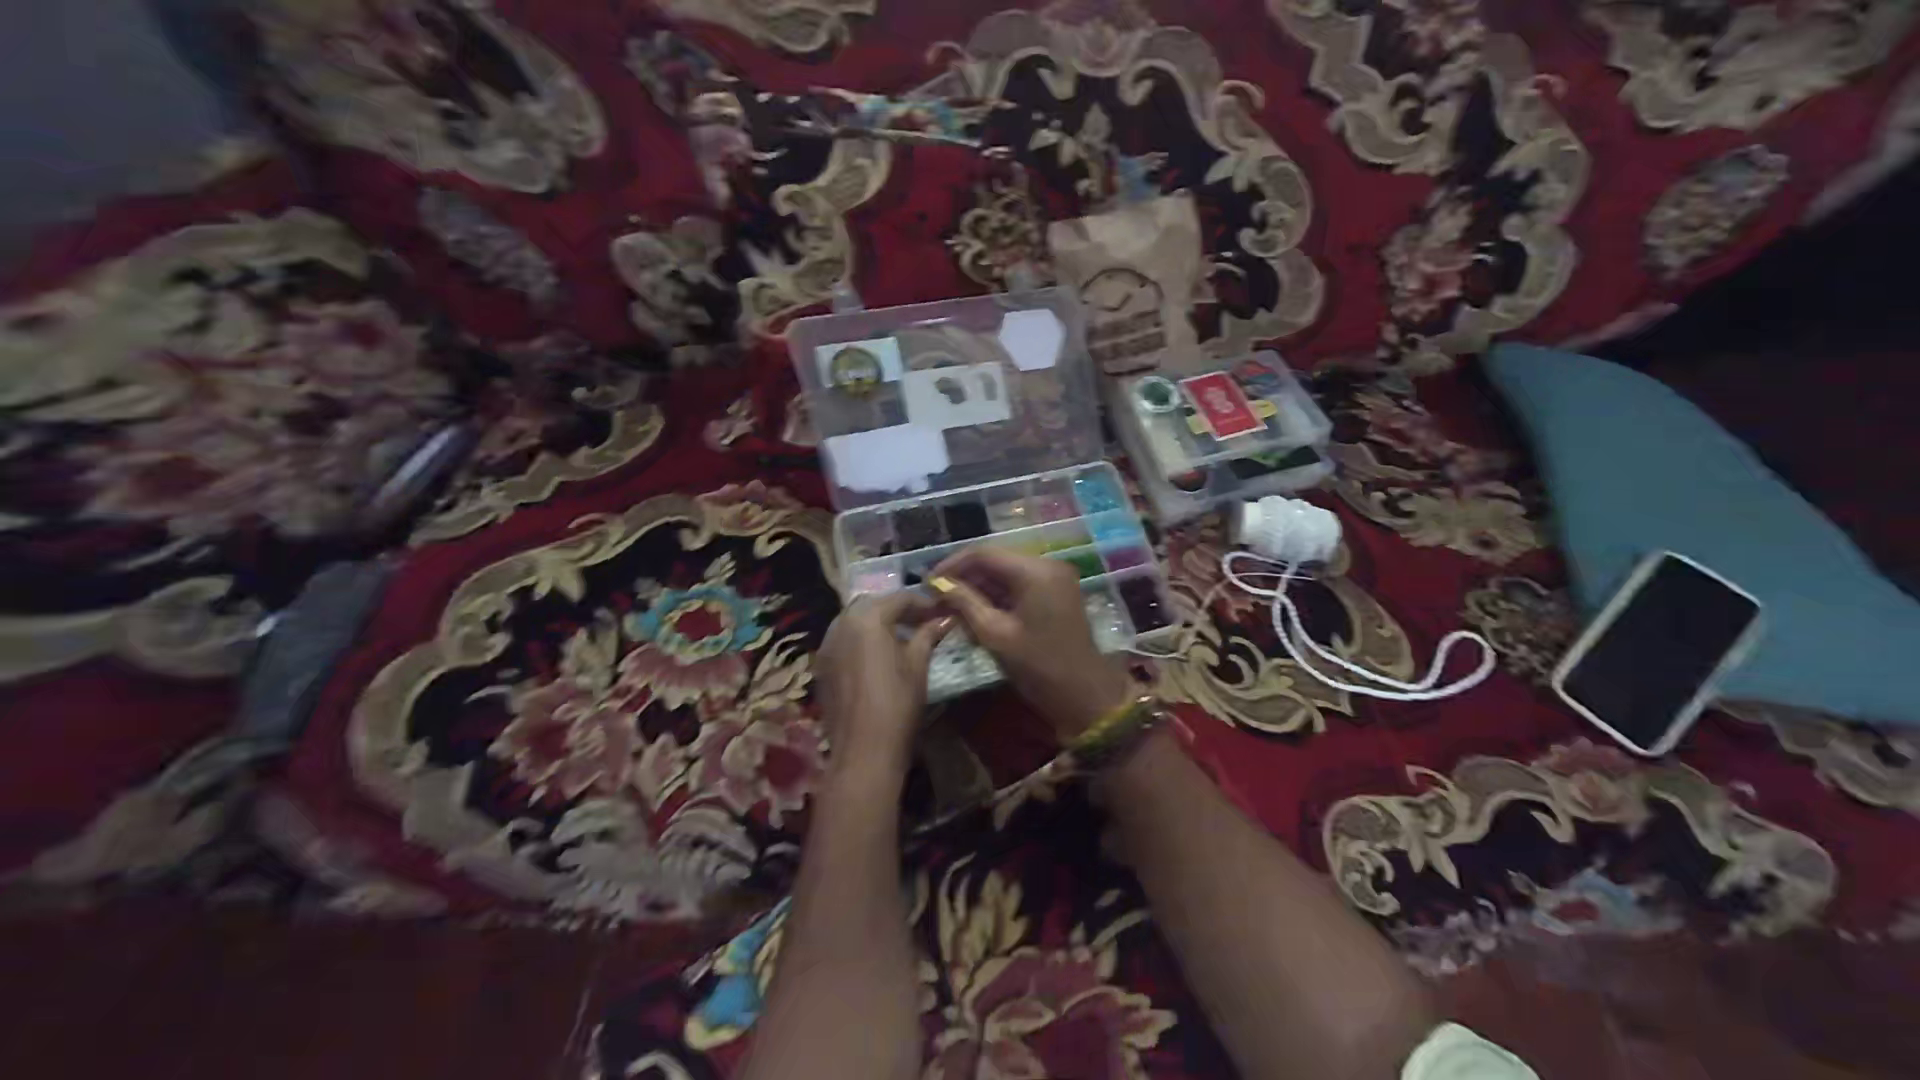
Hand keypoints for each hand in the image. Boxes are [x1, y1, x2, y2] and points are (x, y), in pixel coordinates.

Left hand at [815, 592, 953, 782]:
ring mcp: (826, 645)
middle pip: (871, 605)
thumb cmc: (897, 704)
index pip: (898, 598)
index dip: (922, 602)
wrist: (863, 751)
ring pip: (852, 621)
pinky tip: (876, 656)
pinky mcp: (820, 666)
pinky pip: (841, 640)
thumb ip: (927, 635)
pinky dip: (859, 639)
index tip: (940, 610)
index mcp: (866, 619)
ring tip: (898, 638)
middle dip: (895, 609)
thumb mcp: (917, 665)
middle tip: (920, 622)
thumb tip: (943, 620)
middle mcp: (840, 624)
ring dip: (875, 622)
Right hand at [930, 548, 1135, 742]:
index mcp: (1035, 570)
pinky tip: (975, 612)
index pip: (984, 553)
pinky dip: (997, 596)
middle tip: (937, 597)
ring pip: (1006, 573)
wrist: (1086, 696)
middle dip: (965, 577)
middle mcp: (1047, 565)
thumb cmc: (1039, 666)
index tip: (928, 583)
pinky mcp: (1056, 594)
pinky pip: (1019, 586)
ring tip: (951, 607)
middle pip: (996, 561)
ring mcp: (1055, 579)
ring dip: (979, 588)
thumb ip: (965, 603)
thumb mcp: (995, 634)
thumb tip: (938, 584)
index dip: (952, 565)